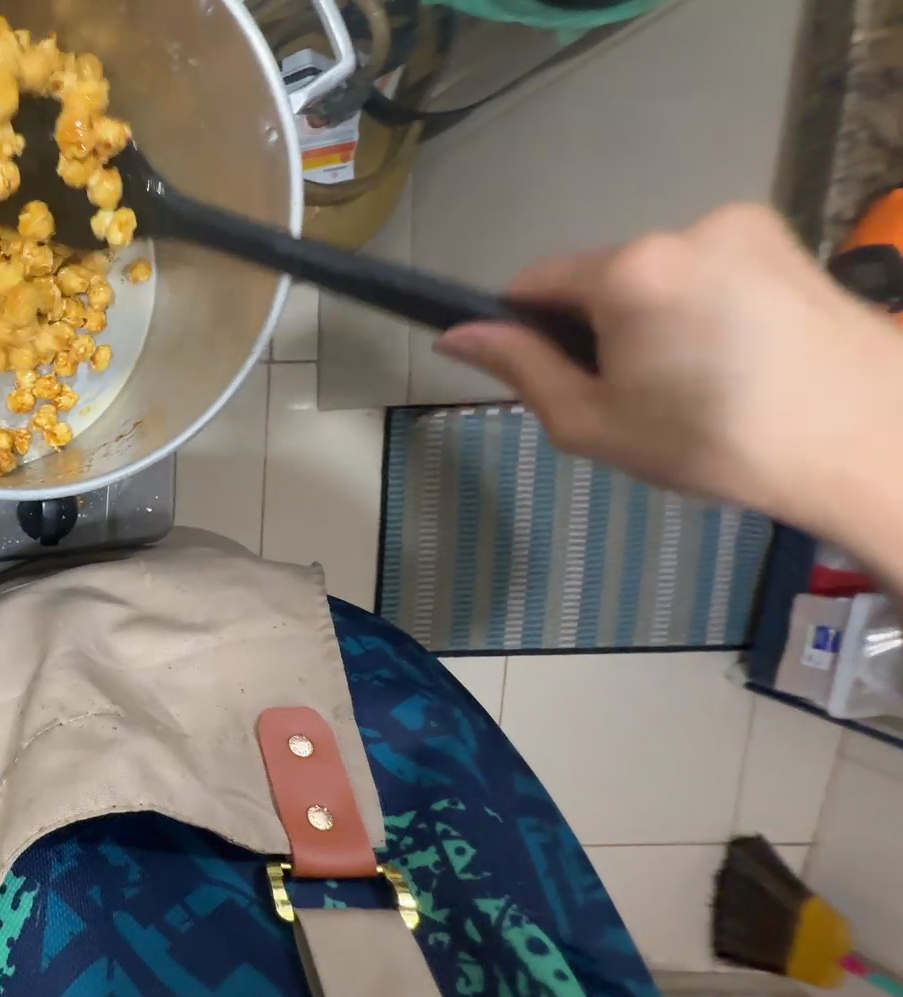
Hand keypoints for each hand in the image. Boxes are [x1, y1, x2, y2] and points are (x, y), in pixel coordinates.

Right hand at [435, 203, 902, 535]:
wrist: (876, 448)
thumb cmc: (713, 441)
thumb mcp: (586, 419)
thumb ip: (517, 366)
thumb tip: (454, 334)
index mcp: (633, 269)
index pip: (531, 282)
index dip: (522, 331)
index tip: (549, 377)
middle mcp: (690, 230)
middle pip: (594, 278)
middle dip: (589, 327)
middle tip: (619, 393)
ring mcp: (749, 231)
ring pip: (648, 277)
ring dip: (639, 320)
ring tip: (678, 382)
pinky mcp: (790, 246)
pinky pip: (700, 273)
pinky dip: (688, 310)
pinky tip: (720, 360)